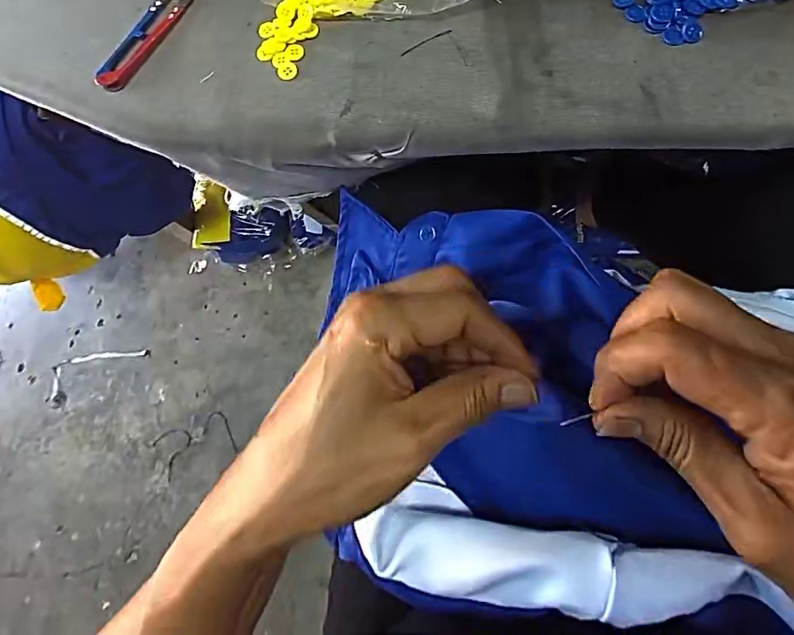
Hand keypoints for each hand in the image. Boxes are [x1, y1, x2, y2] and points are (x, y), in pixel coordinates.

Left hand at [235, 264, 539, 546]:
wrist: (263, 502)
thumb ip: (474, 398)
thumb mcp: (413, 436)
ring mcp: (364, 319)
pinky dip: (447, 352)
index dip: (504, 341)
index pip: (461, 308)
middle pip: (450, 292)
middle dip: (488, 331)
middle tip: (513, 374)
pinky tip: (462, 385)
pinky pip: (419, 329)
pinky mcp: (363, 340)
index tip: (530, 379)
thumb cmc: (333, 468)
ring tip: (493, 386)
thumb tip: (525, 384)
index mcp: (378, 316)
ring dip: (469, 343)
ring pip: (437, 309)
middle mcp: (371, 303)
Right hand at [589, 270, 793, 634]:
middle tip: (616, 394)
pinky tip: (677, 388)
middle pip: (679, 292)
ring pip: (697, 296)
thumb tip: (612, 409)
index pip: (677, 343)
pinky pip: (719, 319)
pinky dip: (681, 339)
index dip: (620, 362)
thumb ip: (685, 452)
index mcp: (782, 401)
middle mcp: (787, 350)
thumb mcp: (756, 531)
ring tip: (640, 393)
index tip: (599, 408)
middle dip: (629, 332)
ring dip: (652, 332)